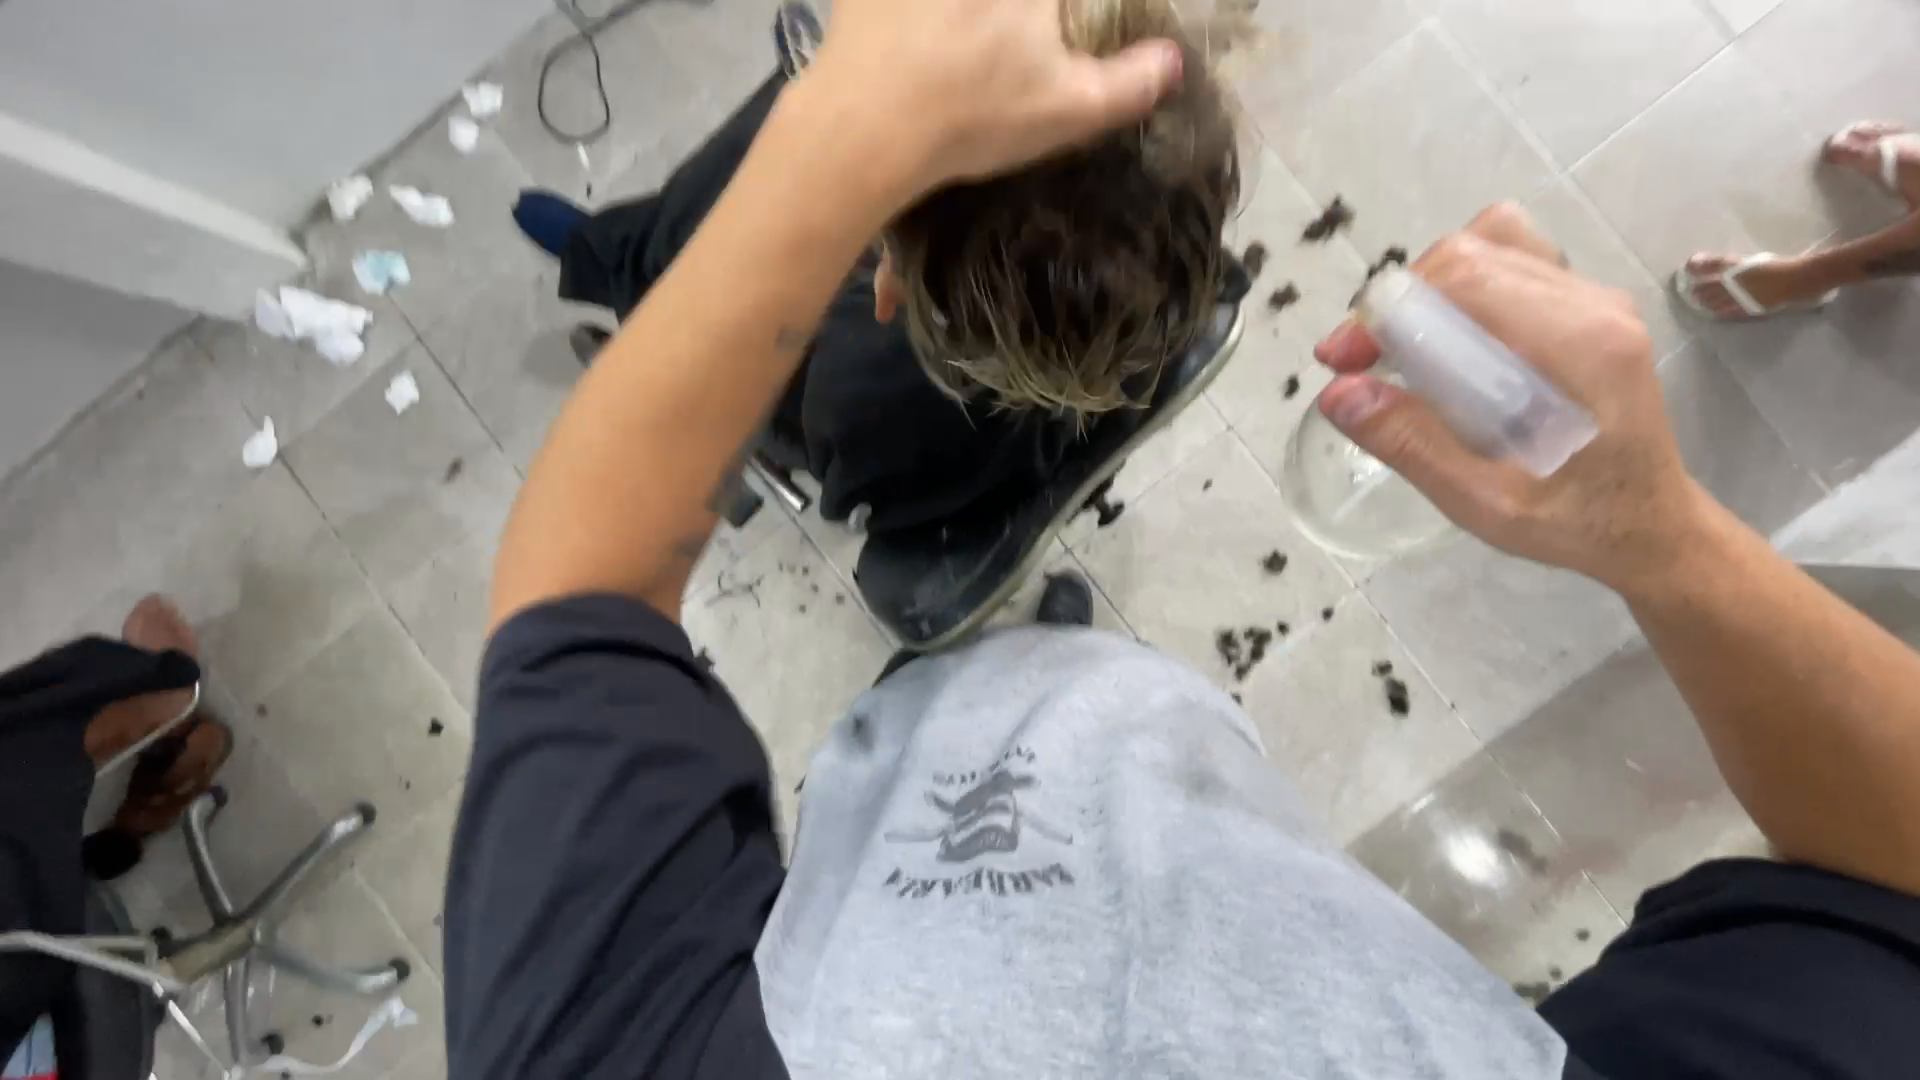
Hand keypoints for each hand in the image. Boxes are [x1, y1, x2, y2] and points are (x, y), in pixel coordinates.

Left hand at [800, 0, 1183, 198]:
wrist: (866, 129)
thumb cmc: (975, 116)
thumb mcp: (1067, 110)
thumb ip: (1127, 84)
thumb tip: (1173, 62)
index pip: (1067, 4)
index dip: (1066, 23)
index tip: (1054, 43)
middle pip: (1022, 9)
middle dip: (1024, 27)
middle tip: (1020, 52)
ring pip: (961, 10)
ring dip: (974, 24)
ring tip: (974, 47)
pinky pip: (898, 4)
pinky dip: (912, 18)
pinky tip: (920, 37)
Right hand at [1313, 204, 1707, 594]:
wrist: (1646, 526)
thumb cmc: (1570, 522)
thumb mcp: (1482, 502)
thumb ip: (1412, 444)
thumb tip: (1335, 394)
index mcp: (1576, 345)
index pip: (1466, 278)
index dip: (1386, 307)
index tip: (1338, 360)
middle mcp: (1591, 305)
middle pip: (1472, 254)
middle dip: (1396, 298)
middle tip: (1355, 362)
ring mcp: (1592, 301)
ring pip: (1490, 247)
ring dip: (1424, 290)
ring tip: (1395, 345)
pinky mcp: (1583, 310)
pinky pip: (1508, 266)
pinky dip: (1455, 291)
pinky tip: (1440, 341)